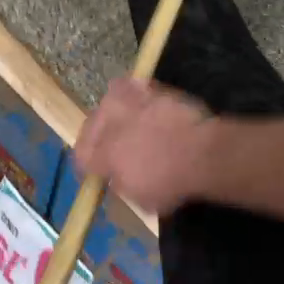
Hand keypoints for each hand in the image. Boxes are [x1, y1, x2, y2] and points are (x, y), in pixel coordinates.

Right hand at [73, 78, 215, 214]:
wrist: (202, 152)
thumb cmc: (172, 182)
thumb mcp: (139, 198)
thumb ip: (120, 183)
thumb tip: (114, 175)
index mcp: (106, 153)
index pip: (80, 154)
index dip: (84, 164)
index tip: (92, 170)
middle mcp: (113, 123)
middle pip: (91, 124)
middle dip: (94, 136)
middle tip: (104, 145)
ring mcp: (133, 102)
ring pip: (109, 100)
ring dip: (110, 110)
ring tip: (118, 119)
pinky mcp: (152, 89)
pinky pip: (132, 84)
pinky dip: (131, 91)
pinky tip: (137, 99)